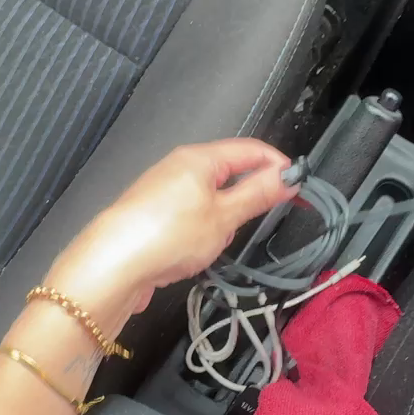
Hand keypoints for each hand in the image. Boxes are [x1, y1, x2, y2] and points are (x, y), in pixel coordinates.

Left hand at [43, 139, 296, 331]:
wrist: (113, 265)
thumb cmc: (173, 234)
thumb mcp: (225, 217)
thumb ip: (258, 194)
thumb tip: (290, 175)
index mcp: (200, 157)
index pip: (250, 149)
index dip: (278, 164)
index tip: (300, 187)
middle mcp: (179, 167)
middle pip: (229, 174)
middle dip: (246, 199)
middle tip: (251, 224)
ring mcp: (162, 192)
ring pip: (209, 200)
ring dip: (222, 221)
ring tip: (213, 245)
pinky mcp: (151, 217)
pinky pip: (190, 218)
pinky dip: (201, 233)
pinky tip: (192, 254)